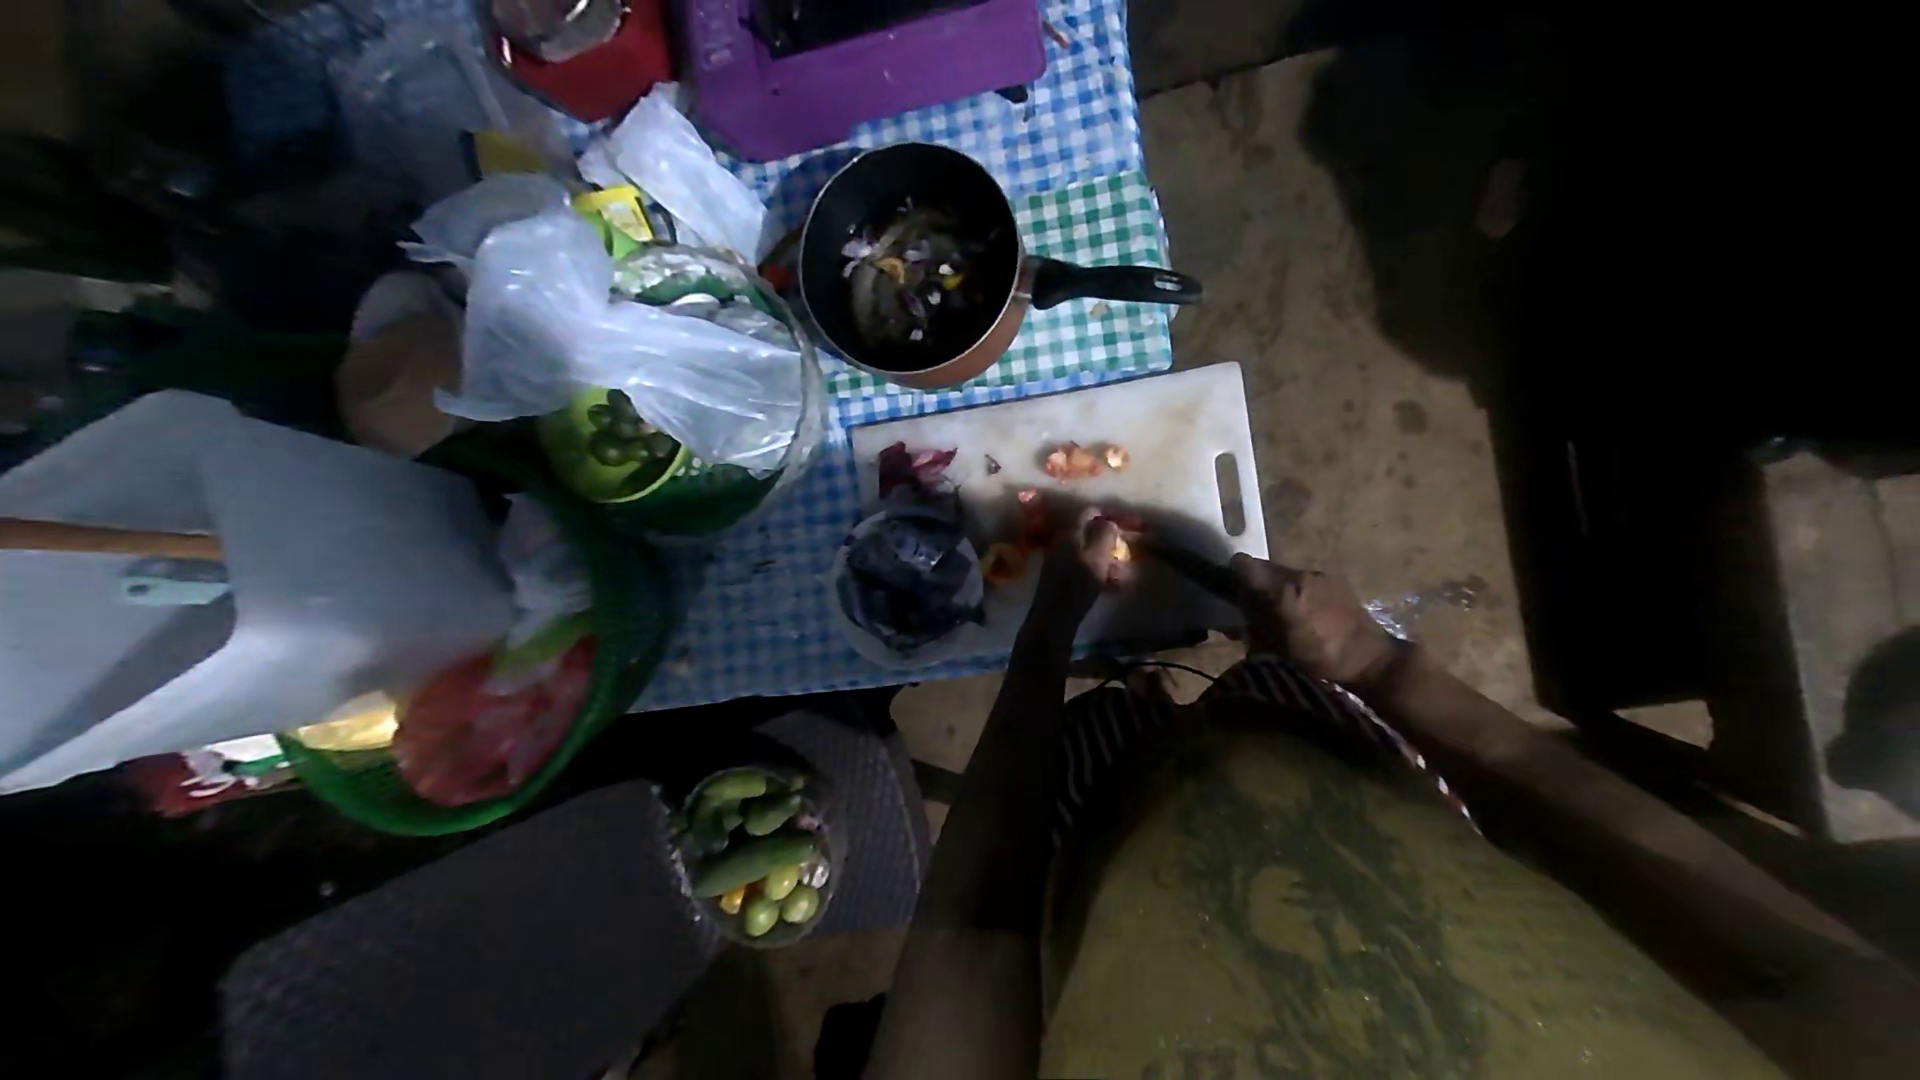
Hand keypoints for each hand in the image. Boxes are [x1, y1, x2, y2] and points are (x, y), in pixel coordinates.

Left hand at [1033, 509, 1133, 624]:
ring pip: (1088, 553)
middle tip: (1125, 552)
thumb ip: (1105, 535)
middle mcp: (1061, 542)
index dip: (1108, 516)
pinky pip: (1084, 568)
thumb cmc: (1078, 585)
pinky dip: (1099, 573)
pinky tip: (1112, 586)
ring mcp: (1059, 560)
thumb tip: (1109, 521)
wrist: (1053, 617)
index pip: (1089, 513)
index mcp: (1069, 533)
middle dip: (1110, 542)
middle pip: (1089, 534)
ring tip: (1122, 574)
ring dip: (1107, 560)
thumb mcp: (1097, 557)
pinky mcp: (1060, 577)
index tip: (1126, 525)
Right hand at [1230, 554, 1396, 683]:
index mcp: (1283, 589)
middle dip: (1254, 585)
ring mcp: (1319, 575)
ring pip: (1283, 574)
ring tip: (1280, 615)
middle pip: (1262, 568)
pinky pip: (1303, 580)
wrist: (1371, 660)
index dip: (1232, 577)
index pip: (1242, 564)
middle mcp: (1299, 574)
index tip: (1232, 596)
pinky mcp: (1334, 581)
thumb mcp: (1276, 646)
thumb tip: (1234, 615)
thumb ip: (1253, 623)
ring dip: (1276, 589)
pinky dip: (1296, 592)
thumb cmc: (1320, 658)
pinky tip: (1304, 614)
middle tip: (1253, 611)